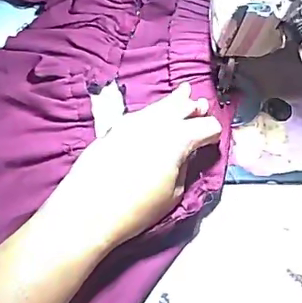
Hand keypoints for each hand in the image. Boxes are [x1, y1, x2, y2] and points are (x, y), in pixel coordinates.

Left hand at [33, 85, 222, 251]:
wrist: (88, 209)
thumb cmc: (136, 208)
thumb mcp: (174, 193)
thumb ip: (185, 167)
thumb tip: (186, 154)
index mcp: (178, 138)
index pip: (206, 125)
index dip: (213, 133)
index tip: (213, 139)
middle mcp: (157, 122)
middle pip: (182, 106)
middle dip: (194, 108)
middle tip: (201, 106)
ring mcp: (133, 122)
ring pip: (160, 106)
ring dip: (174, 103)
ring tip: (184, 94)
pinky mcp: (115, 127)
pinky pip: (142, 113)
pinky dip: (153, 112)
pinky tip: (155, 115)